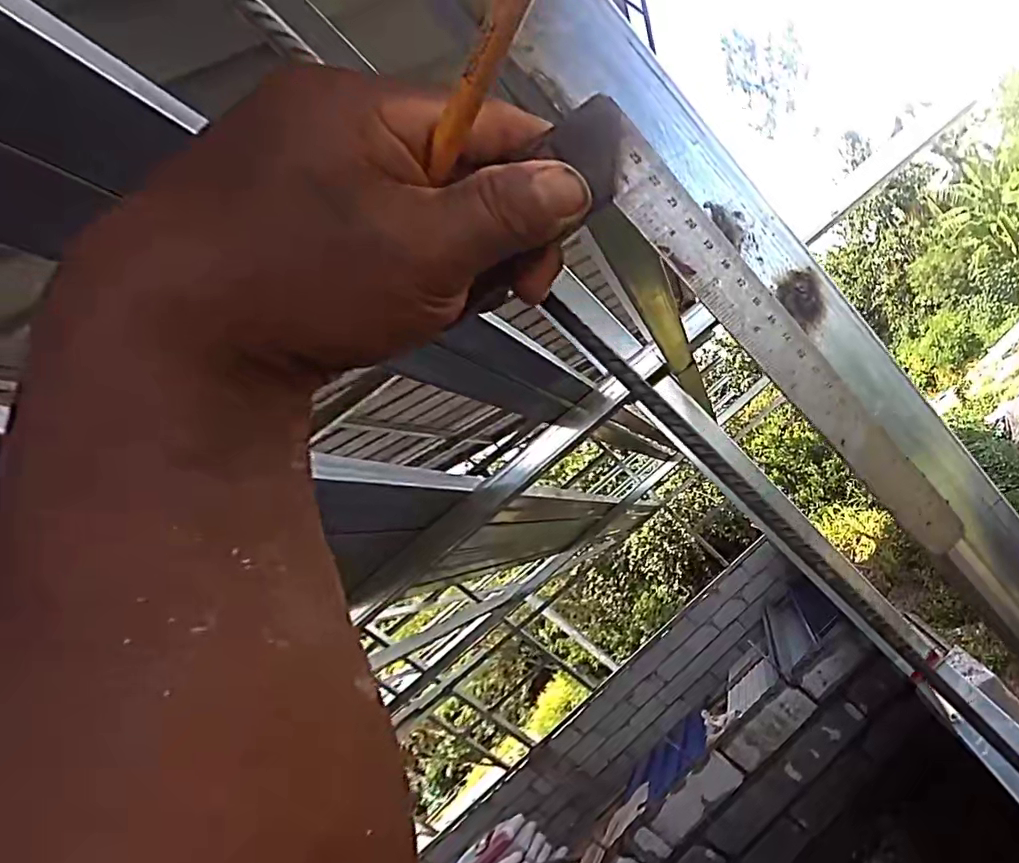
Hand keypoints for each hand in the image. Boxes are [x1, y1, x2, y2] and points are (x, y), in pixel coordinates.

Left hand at [38, 66, 590, 378]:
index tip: (562, 233)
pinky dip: (444, 268)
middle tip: (518, 283)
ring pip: (457, 208)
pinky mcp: (333, 212)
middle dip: (512, 235)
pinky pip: (422, 231)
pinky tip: (430, 295)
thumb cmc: (288, 282)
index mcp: (366, 109)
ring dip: (478, 259)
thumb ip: (507, 211)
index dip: (547, 181)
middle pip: (482, 170)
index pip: (499, 123)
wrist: (191, 338)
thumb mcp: (428, 246)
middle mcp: (348, 126)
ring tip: (455, 295)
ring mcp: (337, 169)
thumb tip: (568, 181)